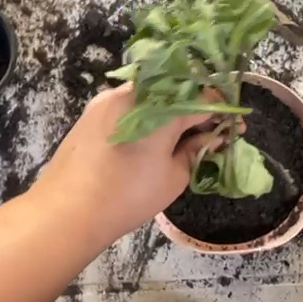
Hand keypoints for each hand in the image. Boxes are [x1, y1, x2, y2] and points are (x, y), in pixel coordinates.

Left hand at [27, 85, 216, 246]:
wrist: (67, 210)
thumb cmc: (127, 196)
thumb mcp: (173, 177)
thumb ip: (197, 150)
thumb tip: (213, 138)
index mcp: (160, 107)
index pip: (202, 98)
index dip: (222, 111)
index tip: (235, 126)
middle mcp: (134, 93)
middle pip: (175, 91)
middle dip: (197, 109)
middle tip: (211, 133)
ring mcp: (109, 99)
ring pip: (151, 95)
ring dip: (172, 111)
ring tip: (183, 136)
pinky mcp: (93, 111)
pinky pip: (130, 105)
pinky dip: (148, 115)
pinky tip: (154, 137)